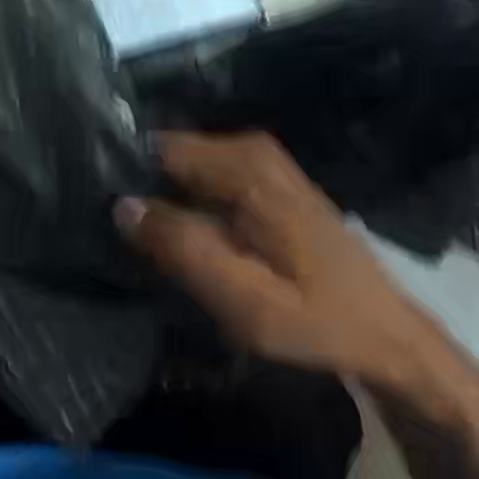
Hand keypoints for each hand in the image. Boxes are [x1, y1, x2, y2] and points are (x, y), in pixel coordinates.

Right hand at [117, 132, 464, 394]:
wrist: (383, 330)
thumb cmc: (316, 319)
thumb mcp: (246, 300)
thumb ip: (183, 249)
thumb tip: (121, 204)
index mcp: (247, 170)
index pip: (161, 149)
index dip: (125, 176)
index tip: (95, 209)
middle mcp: (252, 150)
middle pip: (172, 153)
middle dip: (141, 186)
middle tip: (114, 233)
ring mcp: (263, 161)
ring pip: (187, 165)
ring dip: (160, 194)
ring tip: (137, 236)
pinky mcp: (268, 178)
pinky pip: (207, 175)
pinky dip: (185, 197)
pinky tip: (175, 232)